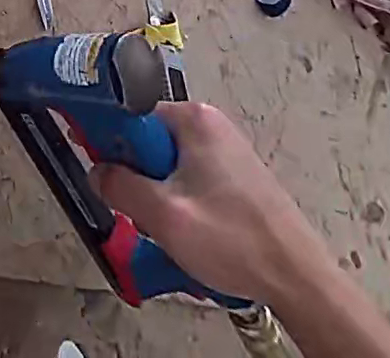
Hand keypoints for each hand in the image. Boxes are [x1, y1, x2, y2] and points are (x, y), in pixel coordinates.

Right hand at [93, 102, 333, 304]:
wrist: (293, 272)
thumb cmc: (233, 238)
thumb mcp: (165, 215)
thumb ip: (123, 188)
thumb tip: (96, 171)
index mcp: (194, 119)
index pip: (135, 117)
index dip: (114, 144)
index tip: (101, 170)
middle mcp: (210, 123)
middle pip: (152, 142)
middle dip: (142, 179)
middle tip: (147, 213)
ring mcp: (224, 147)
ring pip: (170, 165)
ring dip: (161, 196)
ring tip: (173, 228)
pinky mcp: (233, 171)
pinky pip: (190, 177)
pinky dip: (182, 201)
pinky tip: (191, 231)